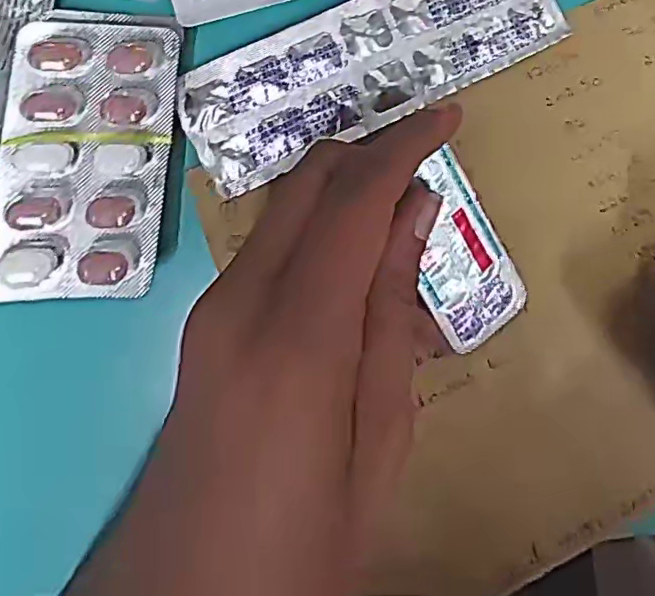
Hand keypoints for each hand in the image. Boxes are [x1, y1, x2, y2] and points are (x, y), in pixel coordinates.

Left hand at [66, 106, 460, 595]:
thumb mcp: (379, 435)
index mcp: (297, 333)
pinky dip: (322, 229)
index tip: (447, 116)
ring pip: (289, 205)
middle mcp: (242, 297)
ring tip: (403, 222)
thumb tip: (413, 211)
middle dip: (372, 151)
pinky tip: (358, 270)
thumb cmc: (306, 538)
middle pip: (310, 181)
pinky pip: (274, 244)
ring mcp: (215, 306)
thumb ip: (391, 310)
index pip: (354, 200)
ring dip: (347, 189)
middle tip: (428, 159)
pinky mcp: (207, 321)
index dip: (404, 145)